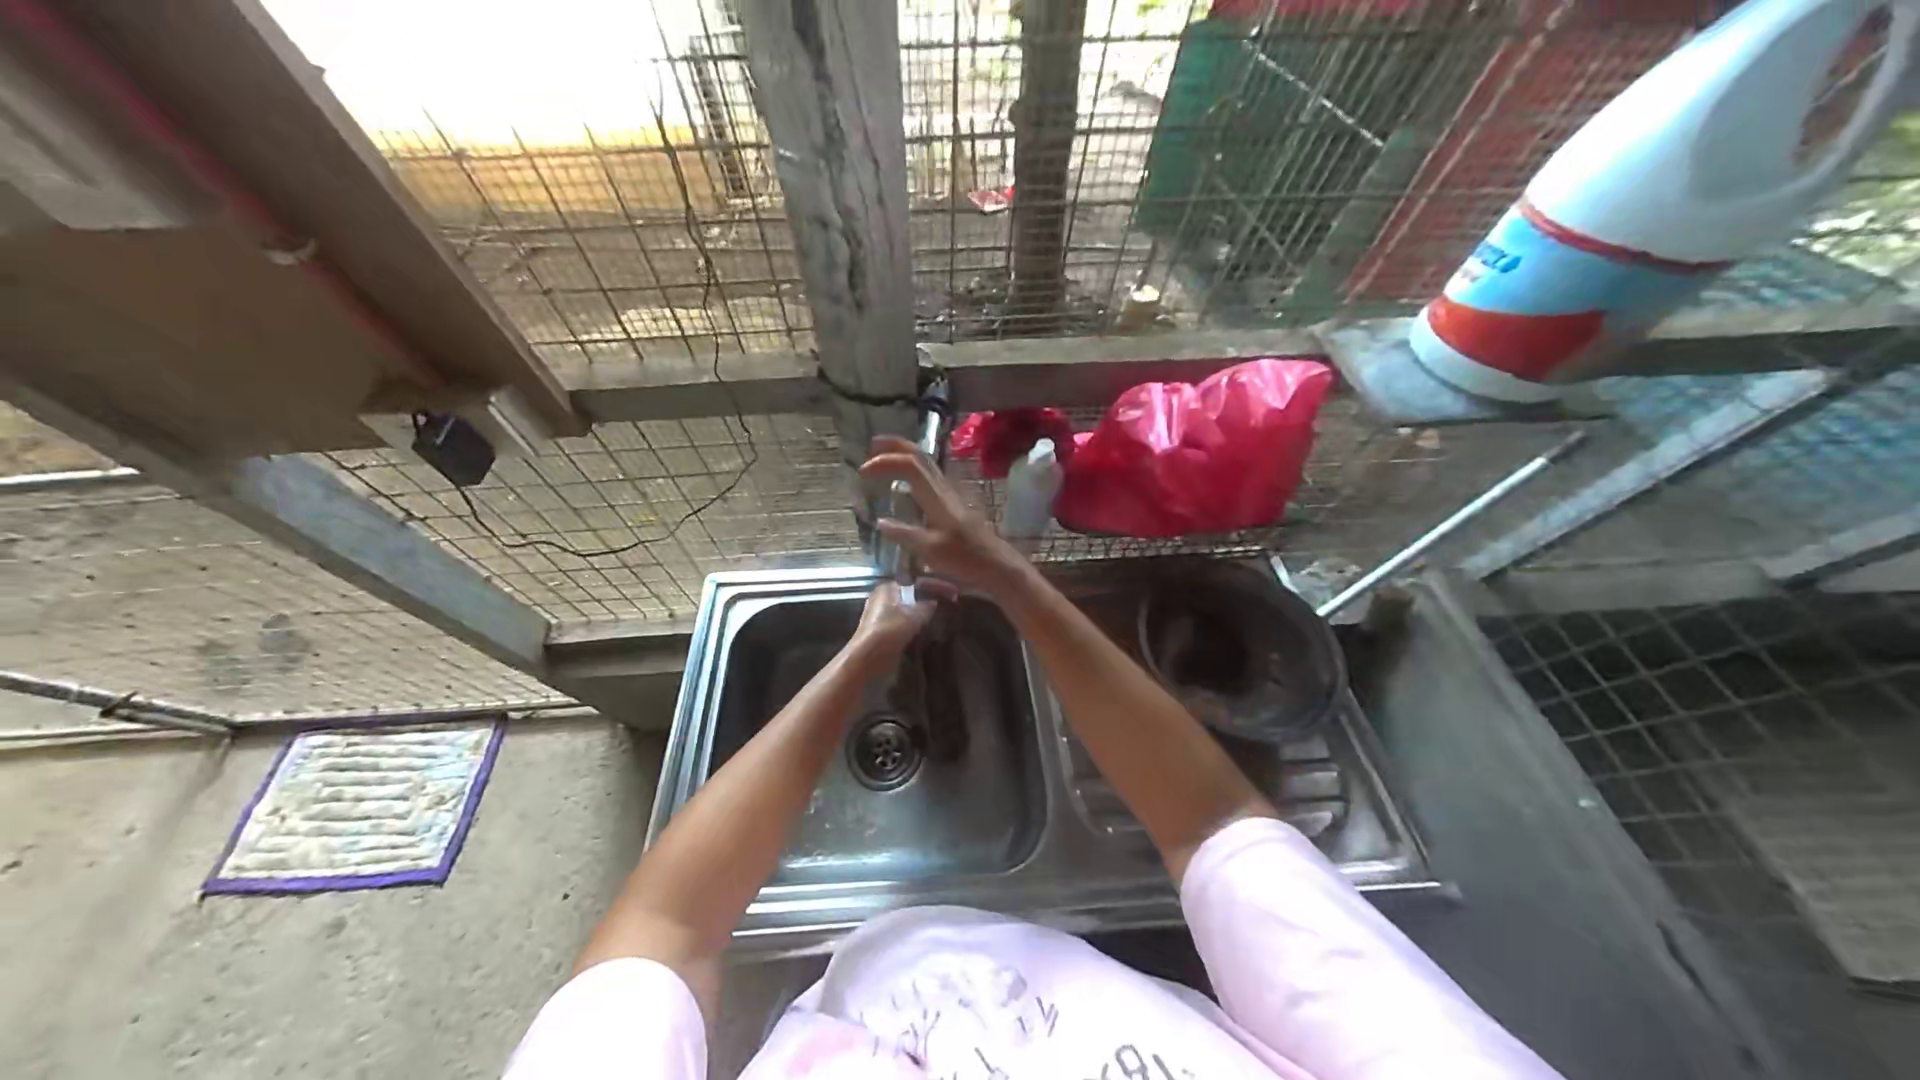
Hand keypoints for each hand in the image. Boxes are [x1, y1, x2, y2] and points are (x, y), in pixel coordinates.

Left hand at [849, 579, 954, 663]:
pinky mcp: (884, 633)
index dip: (937, 586)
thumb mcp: (914, 615)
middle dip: (930, 598)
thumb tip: (933, 602)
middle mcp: (883, 598)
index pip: (917, 583)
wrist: (869, 658)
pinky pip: (905, 624)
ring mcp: (882, 616)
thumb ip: (926, 606)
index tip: (954, 591)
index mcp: (888, 588)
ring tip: (942, 615)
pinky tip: (927, 630)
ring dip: (923, 613)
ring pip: (908, 610)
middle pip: (912, 595)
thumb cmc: (890, 631)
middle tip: (949, 601)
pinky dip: (916, 625)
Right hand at [860, 436, 1035, 599]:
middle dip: (894, 446)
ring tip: (882, 458)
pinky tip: (903, 481)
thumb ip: (905, 535)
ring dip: (903, 455)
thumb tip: (879, 522)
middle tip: (871, 447)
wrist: (996, 564)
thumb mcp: (931, 551)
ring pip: (925, 463)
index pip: (910, 465)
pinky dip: (911, 469)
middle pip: (919, 455)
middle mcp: (943, 489)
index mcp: (936, 497)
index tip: (863, 473)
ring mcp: (949, 494)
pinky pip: (928, 475)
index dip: (885, 462)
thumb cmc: (966, 558)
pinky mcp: (951, 503)